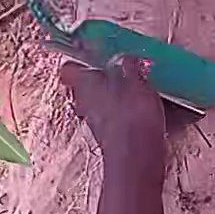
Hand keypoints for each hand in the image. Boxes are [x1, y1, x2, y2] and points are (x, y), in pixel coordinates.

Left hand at [61, 59, 167, 181]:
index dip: (81, 61)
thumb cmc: (131, 117)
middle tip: (125, 72)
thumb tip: (126, 58)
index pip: (70, 69)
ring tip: (140, 92)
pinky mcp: (110, 137)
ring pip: (102, 104)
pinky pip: (115, 119)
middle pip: (88, 87)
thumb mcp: (136, 81)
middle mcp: (84, 104)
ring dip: (116, 98)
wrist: (137, 158)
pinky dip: (126, 114)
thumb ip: (128, 66)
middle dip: (104, 80)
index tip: (95, 55)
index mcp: (84, 84)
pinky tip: (144, 112)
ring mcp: (96, 123)